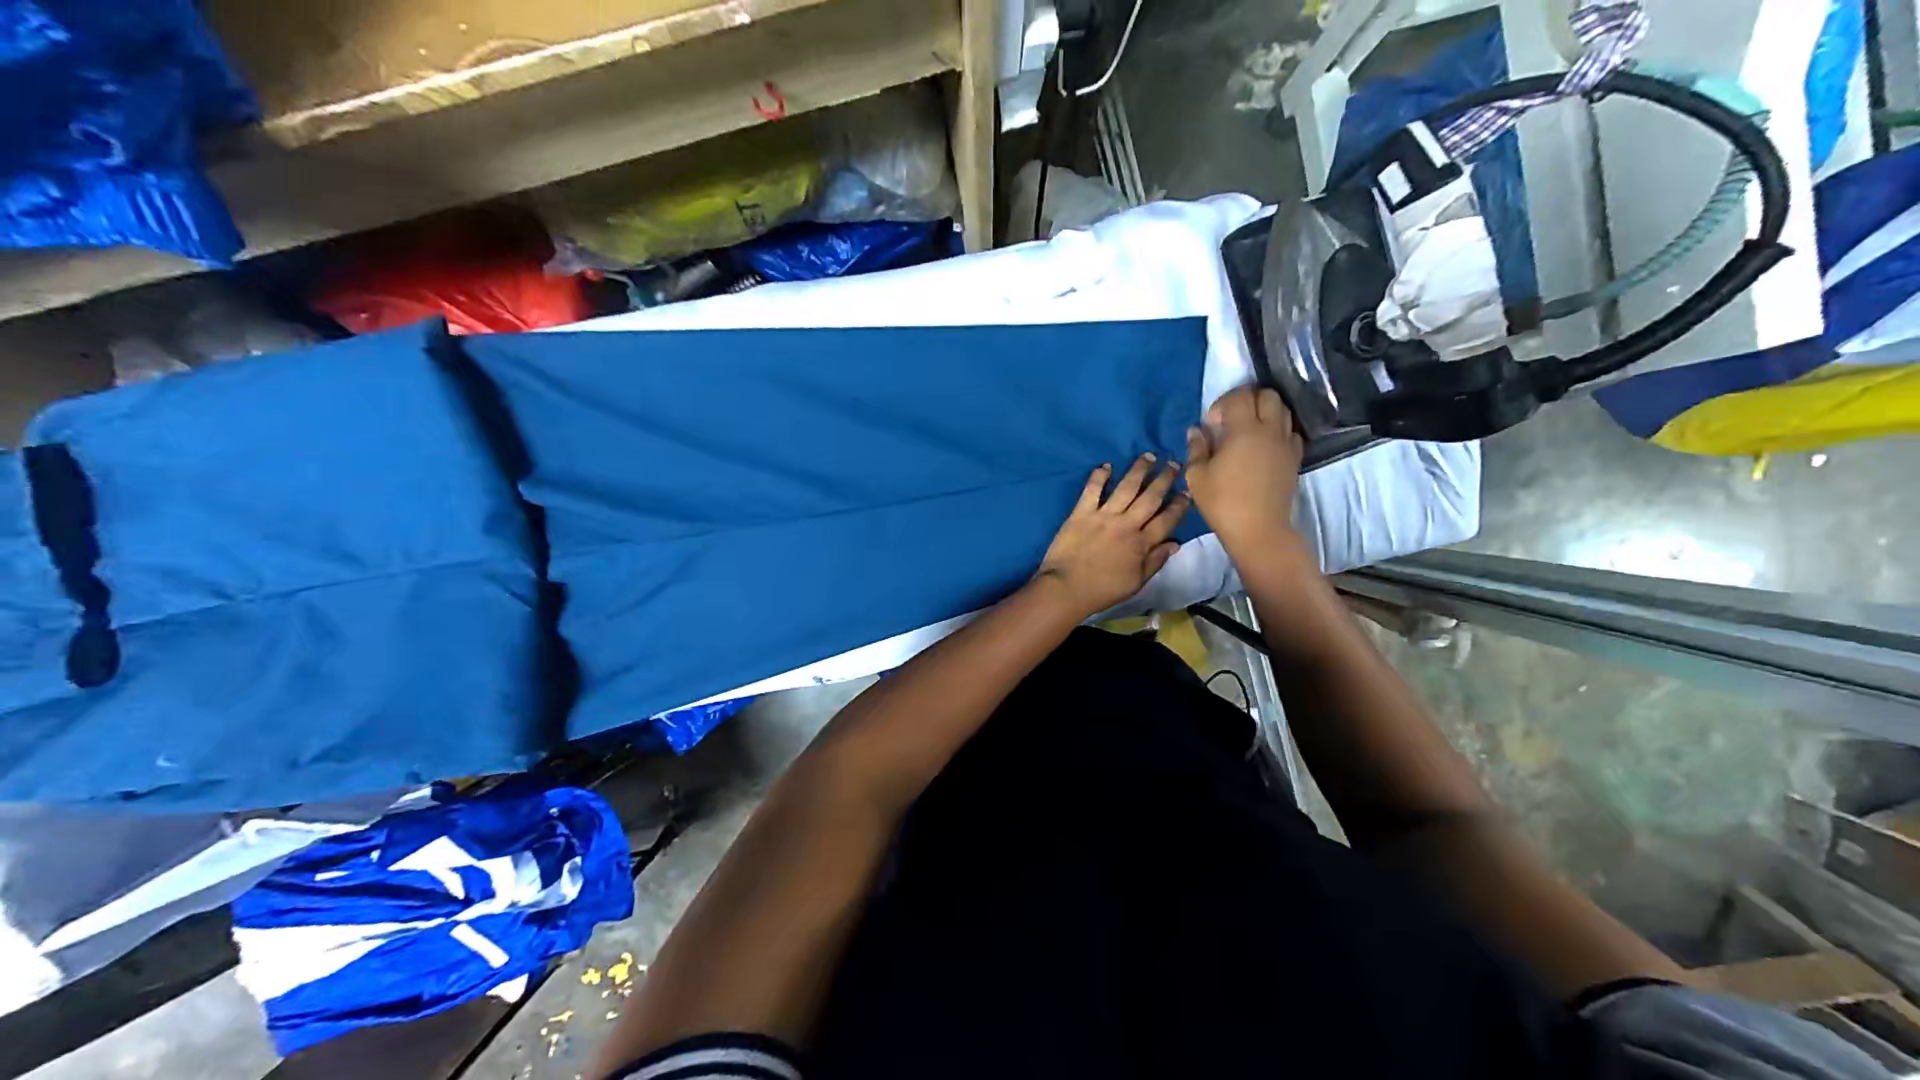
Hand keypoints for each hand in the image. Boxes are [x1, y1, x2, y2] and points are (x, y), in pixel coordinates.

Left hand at [1034, 454, 1188, 618]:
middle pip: (1150, 497)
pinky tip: (1106, 466)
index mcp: (1142, 543)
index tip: (1188, 490)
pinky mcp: (1081, 513)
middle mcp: (1126, 524)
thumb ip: (1156, 561)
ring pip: (1126, 487)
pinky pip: (1092, 490)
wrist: (1067, 588)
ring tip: (1148, 456)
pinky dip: (1099, 476)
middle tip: (1174, 463)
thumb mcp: (1136, 582)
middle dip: (1164, 479)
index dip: (1179, 504)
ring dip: (1138, 470)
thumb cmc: (1103, 590)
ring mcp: (1103, 516)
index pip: (1167, 519)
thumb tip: (1175, 543)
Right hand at [1184, 385, 1303, 554]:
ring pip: (1283, 410)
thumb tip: (1197, 431)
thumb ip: (1197, 448)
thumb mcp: (1197, 476)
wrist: (1258, 529)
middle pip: (1268, 395)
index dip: (1223, 403)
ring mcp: (1286, 444)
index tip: (1212, 423)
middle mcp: (1270, 430)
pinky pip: (1291, 432)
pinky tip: (1264, 446)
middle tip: (1231, 418)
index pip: (1240, 397)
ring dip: (1265, 412)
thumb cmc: (1223, 503)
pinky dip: (1279, 430)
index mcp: (1245, 430)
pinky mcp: (1295, 458)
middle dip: (1248, 399)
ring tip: (1248, 430)